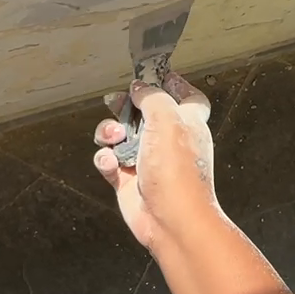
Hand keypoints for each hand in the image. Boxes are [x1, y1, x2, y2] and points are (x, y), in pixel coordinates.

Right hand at [93, 73, 219, 251]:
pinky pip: (109, 161)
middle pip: (144, 113)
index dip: (174, 84)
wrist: (170, 219)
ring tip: (114, 137)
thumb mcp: (168, 120)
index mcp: (187, 124)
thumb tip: (141, 87)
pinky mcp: (128, 180)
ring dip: (110, 132)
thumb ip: (153, 97)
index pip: (187, 97)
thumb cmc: (177, 170)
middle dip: (127, 105)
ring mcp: (146, 161)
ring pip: (120, 136)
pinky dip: (106, 159)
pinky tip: (112, 163)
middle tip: (116, 101)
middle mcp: (168, 141)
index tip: (155, 74)